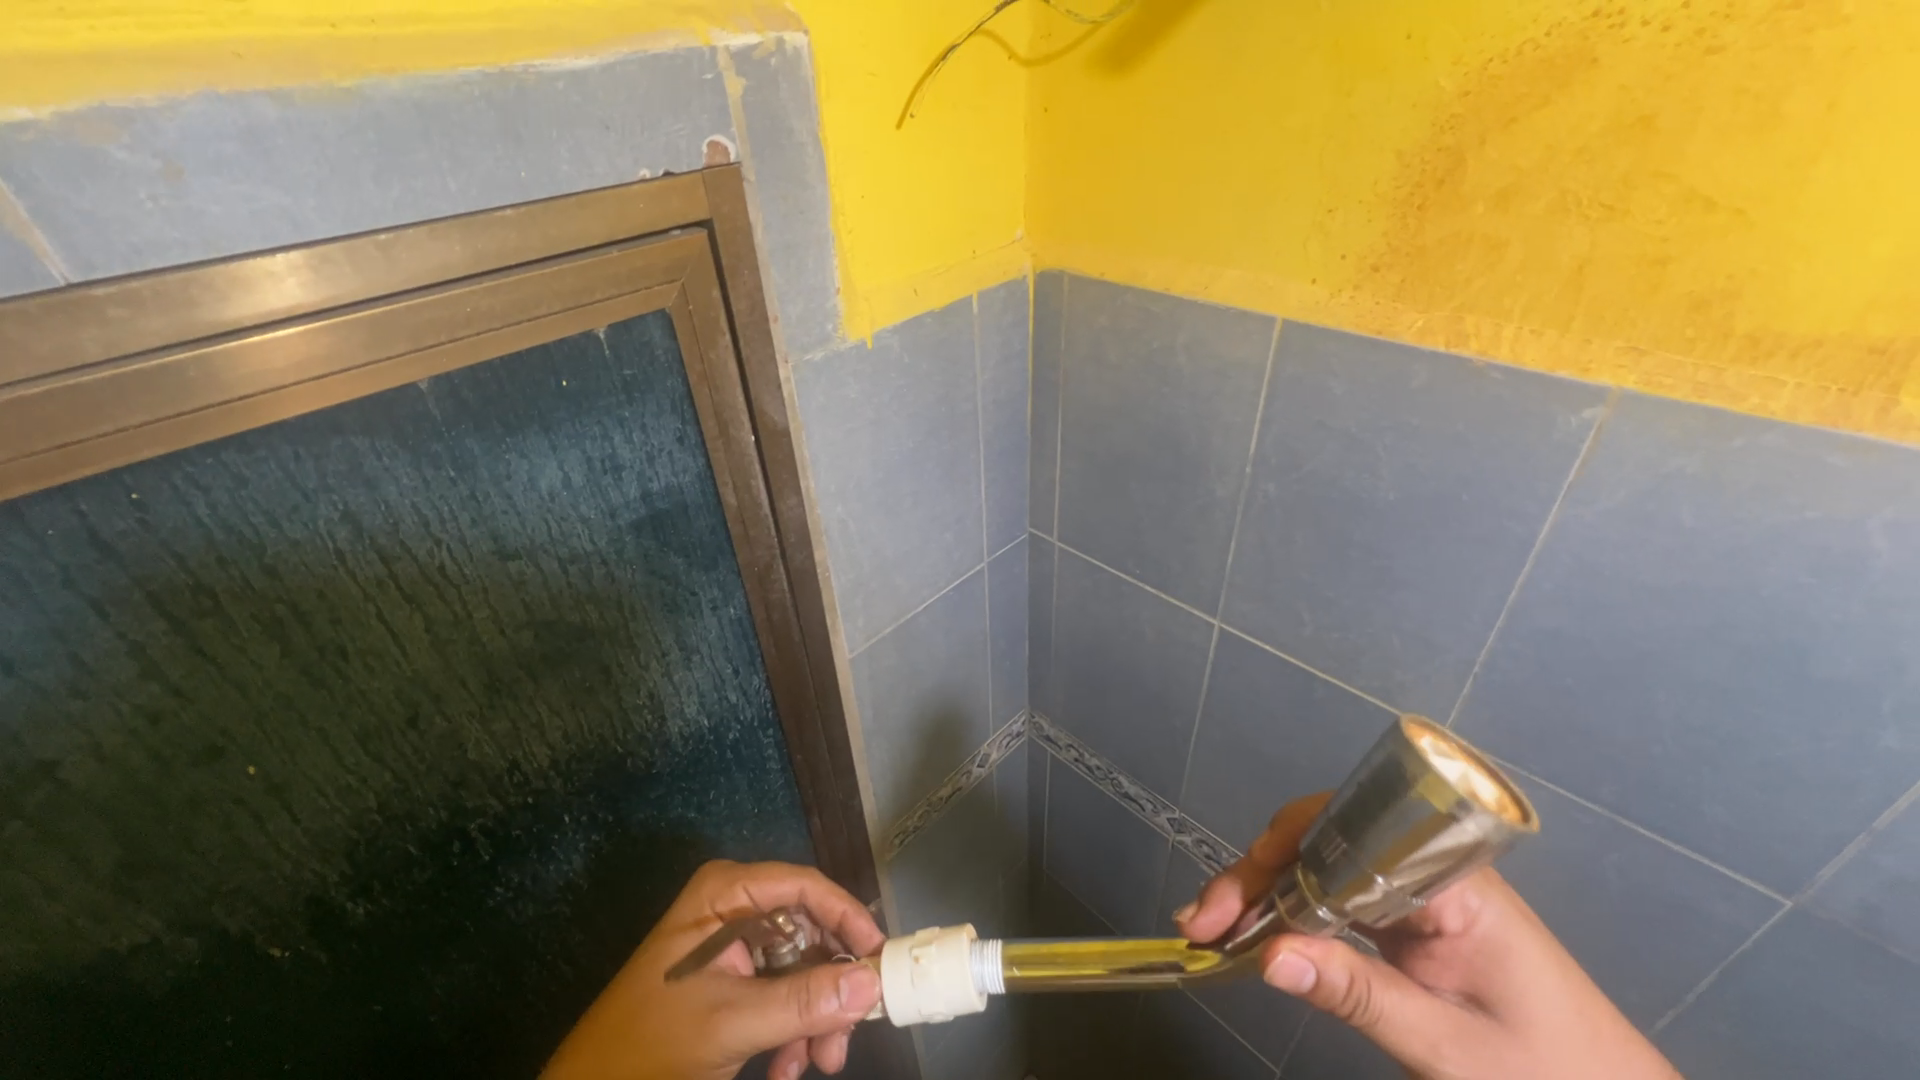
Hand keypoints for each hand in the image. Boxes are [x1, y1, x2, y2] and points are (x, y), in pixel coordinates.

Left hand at [541, 860, 885, 1079]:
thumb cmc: (654, 1044)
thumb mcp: (734, 1021)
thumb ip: (805, 1000)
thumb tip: (872, 982)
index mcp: (728, 893)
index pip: (806, 887)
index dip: (848, 918)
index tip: (879, 960)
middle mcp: (736, 908)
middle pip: (809, 930)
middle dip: (829, 986)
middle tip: (851, 1030)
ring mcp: (735, 944)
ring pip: (801, 967)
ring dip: (814, 1018)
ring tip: (818, 1063)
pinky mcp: (733, 979)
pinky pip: (782, 992)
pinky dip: (792, 1030)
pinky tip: (786, 1068)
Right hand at [1176, 795, 1681, 1079]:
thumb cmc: (1555, 1079)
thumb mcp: (1452, 1050)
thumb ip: (1359, 995)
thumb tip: (1265, 956)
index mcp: (1451, 883)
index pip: (1345, 834)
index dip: (1275, 856)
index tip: (1226, 907)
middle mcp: (1427, 875)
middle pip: (1321, 846)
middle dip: (1253, 877)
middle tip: (1199, 925)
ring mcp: (1417, 899)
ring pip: (1320, 871)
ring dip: (1262, 897)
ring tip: (1209, 931)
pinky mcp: (1410, 927)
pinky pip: (1336, 904)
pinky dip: (1289, 920)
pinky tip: (1256, 939)